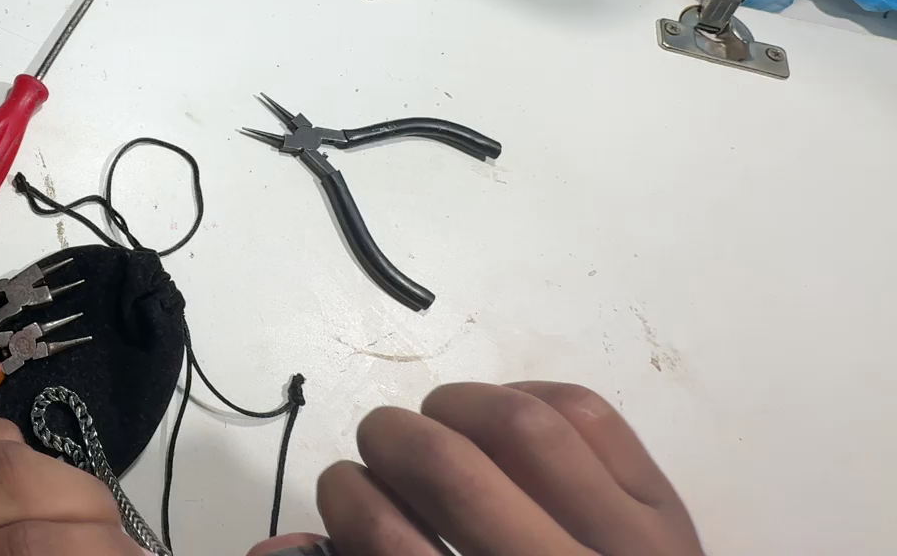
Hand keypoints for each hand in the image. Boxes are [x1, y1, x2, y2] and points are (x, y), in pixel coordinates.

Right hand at [277, 381, 703, 555]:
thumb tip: (267, 550)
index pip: (388, 540)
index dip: (346, 502)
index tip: (353, 503)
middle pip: (444, 463)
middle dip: (388, 440)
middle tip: (387, 457)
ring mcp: (639, 546)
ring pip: (515, 420)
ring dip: (453, 410)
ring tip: (448, 436)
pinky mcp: (671, 511)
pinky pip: (582, 410)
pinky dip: (525, 398)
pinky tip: (507, 438)